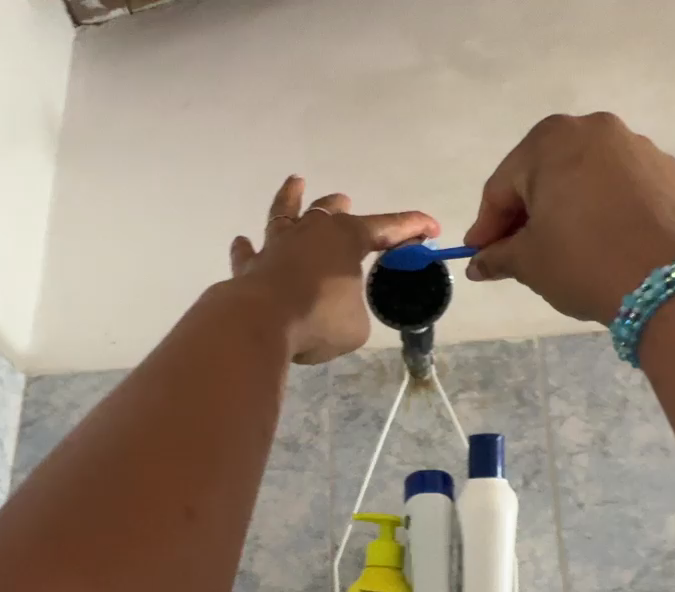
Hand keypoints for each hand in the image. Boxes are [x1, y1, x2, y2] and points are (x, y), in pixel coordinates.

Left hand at [228, 176, 438, 363]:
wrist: (261, 324)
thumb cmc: (319, 320)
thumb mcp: (356, 325)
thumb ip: (354, 312)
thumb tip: (340, 310)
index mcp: (347, 239)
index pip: (388, 228)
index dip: (412, 227)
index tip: (431, 227)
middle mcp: (311, 233)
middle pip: (330, 211)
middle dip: (341, 206)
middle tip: (346, 201)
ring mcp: (276, 246)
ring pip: (284, 214)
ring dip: (291, 198)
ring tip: (296, 183)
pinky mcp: (249, 267)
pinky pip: (248, 253)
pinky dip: (247, 249)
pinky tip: (243, 242)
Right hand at [464, 113, 674, 323]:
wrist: (665, 283)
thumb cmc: (582, 262)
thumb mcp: (528, 263)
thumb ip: (498, 256)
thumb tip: (479, 262)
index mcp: (551, 142)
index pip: (502, 186)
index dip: (486, 225)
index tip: (479, 255)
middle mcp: (595, 129)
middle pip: (545, 173)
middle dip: (526, 212)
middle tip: (516, 251)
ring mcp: (638, 147)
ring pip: (585, 177)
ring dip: (565, 208)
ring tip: (561, 248)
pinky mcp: (668, 171)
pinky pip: (619, 188)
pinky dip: (602, 210)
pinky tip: (600, 242)